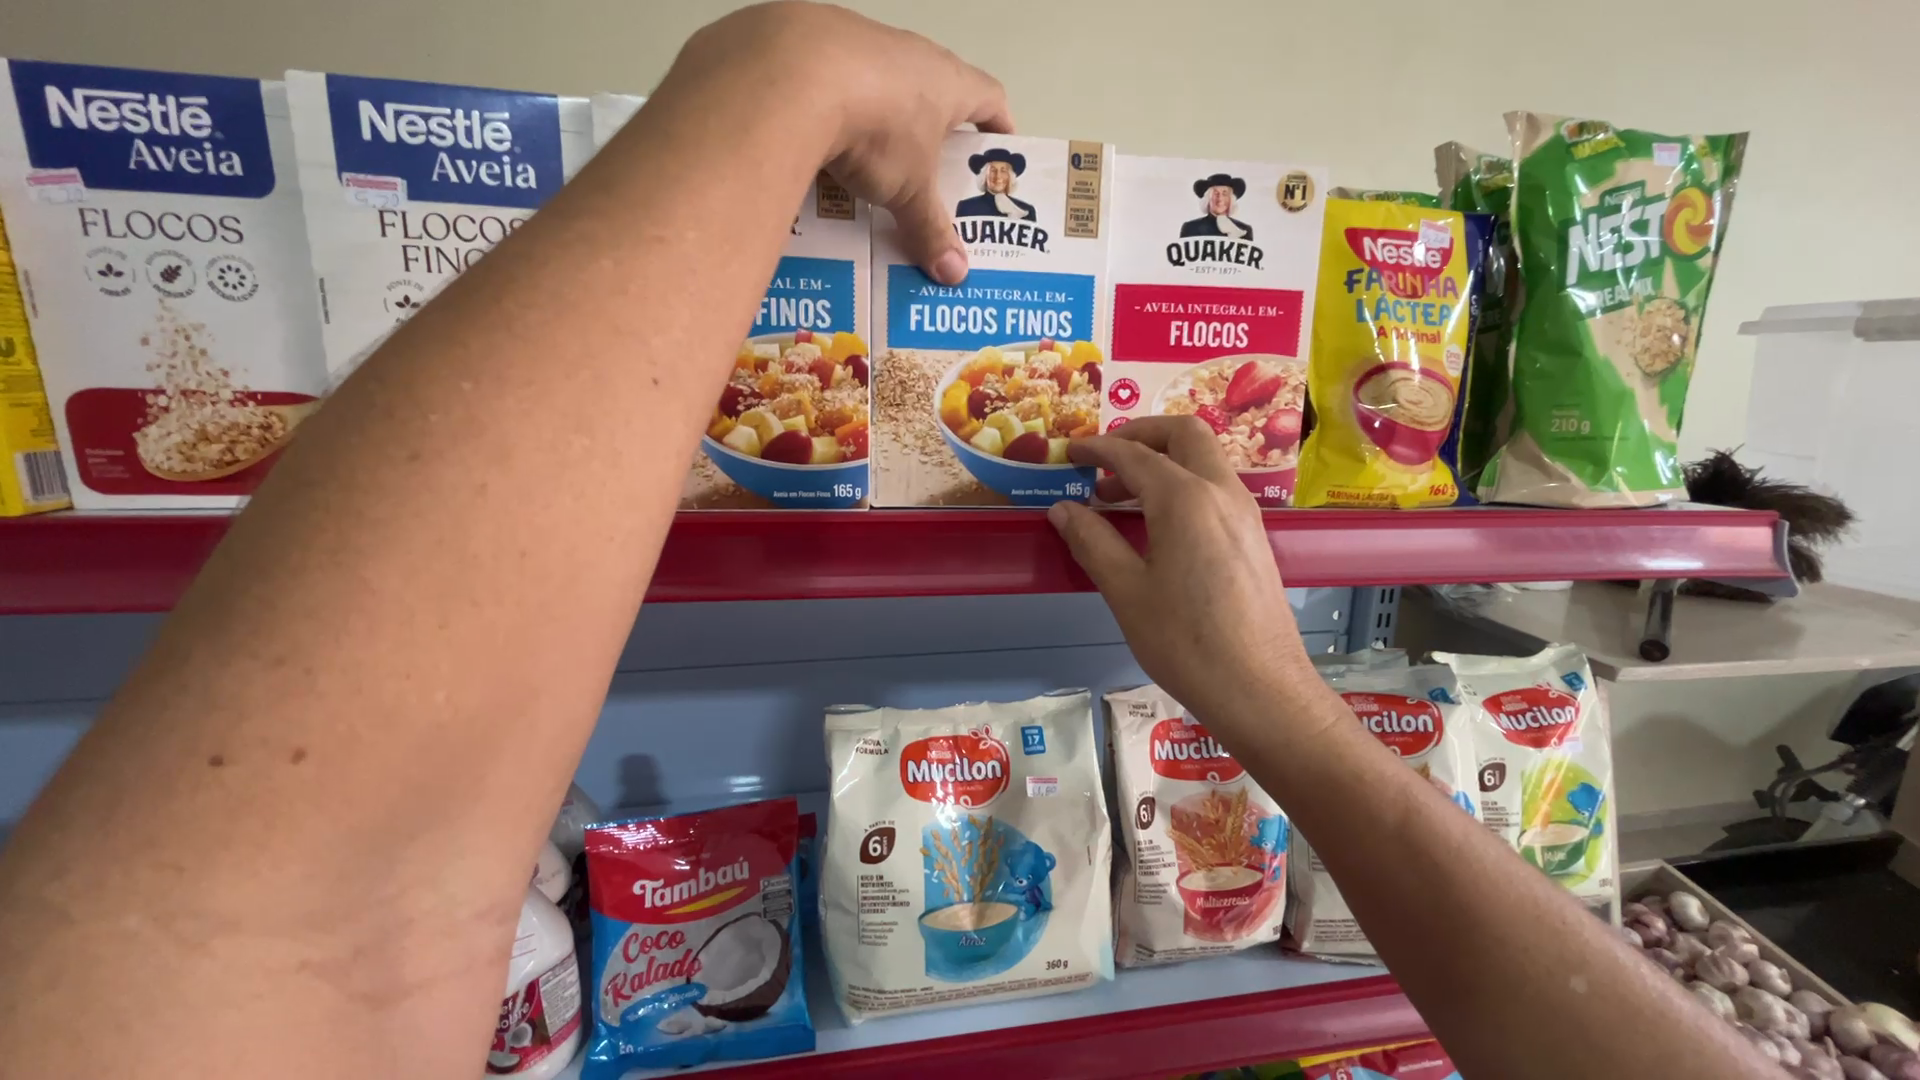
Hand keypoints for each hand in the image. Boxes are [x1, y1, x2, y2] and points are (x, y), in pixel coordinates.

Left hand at [664, 2, 1011, 283]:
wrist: (791, 77)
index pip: (990, 98)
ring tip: (875, 167)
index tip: (995, 159)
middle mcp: (909, 52)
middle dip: (936, 132)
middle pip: (936, 89)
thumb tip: (955, 275)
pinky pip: (836, 83)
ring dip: (885, 120)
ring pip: (884, 84)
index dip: (998, 129)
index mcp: (947, 82)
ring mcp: (860, 41)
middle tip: (932, 175)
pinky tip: (823, 145)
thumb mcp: (908, 192)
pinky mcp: (813, 44)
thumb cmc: (878, 132)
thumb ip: (930, 230)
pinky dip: (838, 113)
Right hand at [1048, 417, 1316, 726]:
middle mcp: (1222, 492)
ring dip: (1162, 460)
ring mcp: (1245, 513)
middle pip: (1184, 433)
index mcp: (1186, 499)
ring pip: (1205, 458)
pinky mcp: (1253, 536)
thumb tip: (1063, 509)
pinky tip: (1156, 523)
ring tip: (1118, 496)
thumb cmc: (1185, 641)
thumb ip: (1092, 541)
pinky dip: (1182, 484)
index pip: (1134, 454)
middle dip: (1140, 434)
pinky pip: (1215, 487)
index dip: (1097, 448)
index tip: (1070, 452)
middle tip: (1103, 459)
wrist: (1260, 688)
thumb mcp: (1127, 592)